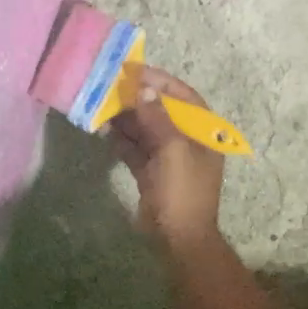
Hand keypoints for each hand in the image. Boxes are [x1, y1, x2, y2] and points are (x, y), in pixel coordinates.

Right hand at [111, 67, 226, 251]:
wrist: (179, 237)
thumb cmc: (182, 191)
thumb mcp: (173, 150)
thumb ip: (158, 117)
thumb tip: (144, 91)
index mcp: (204, 133)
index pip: (184, 97)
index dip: (161, 82)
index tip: (135, 71)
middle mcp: (188, 142)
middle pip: (163, 111)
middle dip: (139, 99)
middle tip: (112, 87)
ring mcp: (170, 159)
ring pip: (147, 130)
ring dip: (127, 118)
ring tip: (103, 105)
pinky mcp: (152, 174)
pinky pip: (136, 150)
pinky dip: (122, 140)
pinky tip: (104, 129)